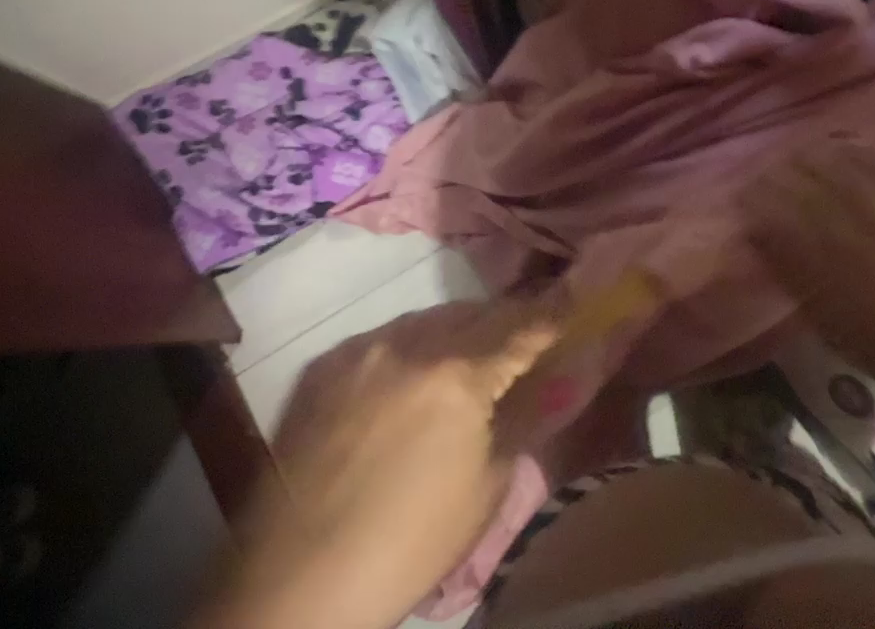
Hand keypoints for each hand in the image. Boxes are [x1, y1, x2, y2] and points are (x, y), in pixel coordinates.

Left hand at [207, 298, 562, 628]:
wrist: (297, 580)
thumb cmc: (410, 544)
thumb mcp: (487, 487)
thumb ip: (522, 418)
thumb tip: (550, 379)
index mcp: (458, 376)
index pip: (521, 329)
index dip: (553, 312)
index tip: (577, 293)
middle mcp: (409, 346)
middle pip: (474, 314)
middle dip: (506, 319)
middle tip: (528, 329)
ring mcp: (360, 351)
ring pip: (426, 319)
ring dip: (458, 329)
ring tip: (472, 351)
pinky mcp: (322, 368)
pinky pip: (382, 339)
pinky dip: (410, 347)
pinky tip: (412, 375)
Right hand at [741, 140, 874, 393]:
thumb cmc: (868, 338)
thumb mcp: (816, 314)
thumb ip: (786, 270)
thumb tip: (755, 234)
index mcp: (828, 264)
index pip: (781, 217)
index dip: (758, 200)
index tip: (741, 193)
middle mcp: (857, 233)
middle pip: (810, 188)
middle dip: (781, 174)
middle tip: (763, 170)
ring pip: (846, 172)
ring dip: (816, 157)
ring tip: (798, 153)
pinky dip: (865, 154)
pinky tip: (846, 147)